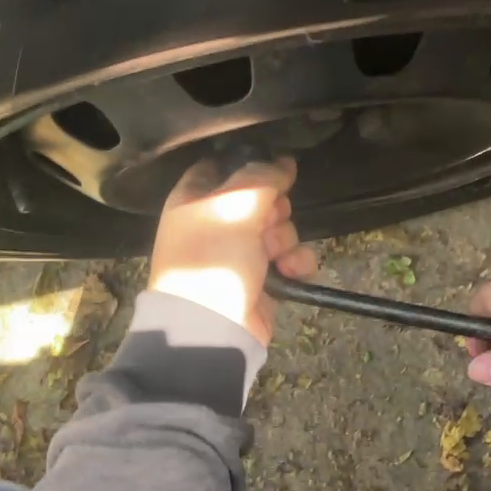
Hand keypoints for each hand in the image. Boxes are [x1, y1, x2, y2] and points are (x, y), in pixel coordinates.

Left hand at [149, 158, 317, 344]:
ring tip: (275, 254)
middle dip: (275, 208)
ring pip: (279, 228)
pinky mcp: (262, 279)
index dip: (250, 164)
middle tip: (268, 221)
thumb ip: (263, 176)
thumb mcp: (235, 205)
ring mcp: (239, 253)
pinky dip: (296, 262)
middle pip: (260, 198)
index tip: (274, 167)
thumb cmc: (213, 258)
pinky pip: (289, 259)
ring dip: (286, 238)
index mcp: (195, 199)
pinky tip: (292, 270)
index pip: (223, 166)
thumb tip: (284, 162)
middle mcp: (216, 223)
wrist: (211, 328)